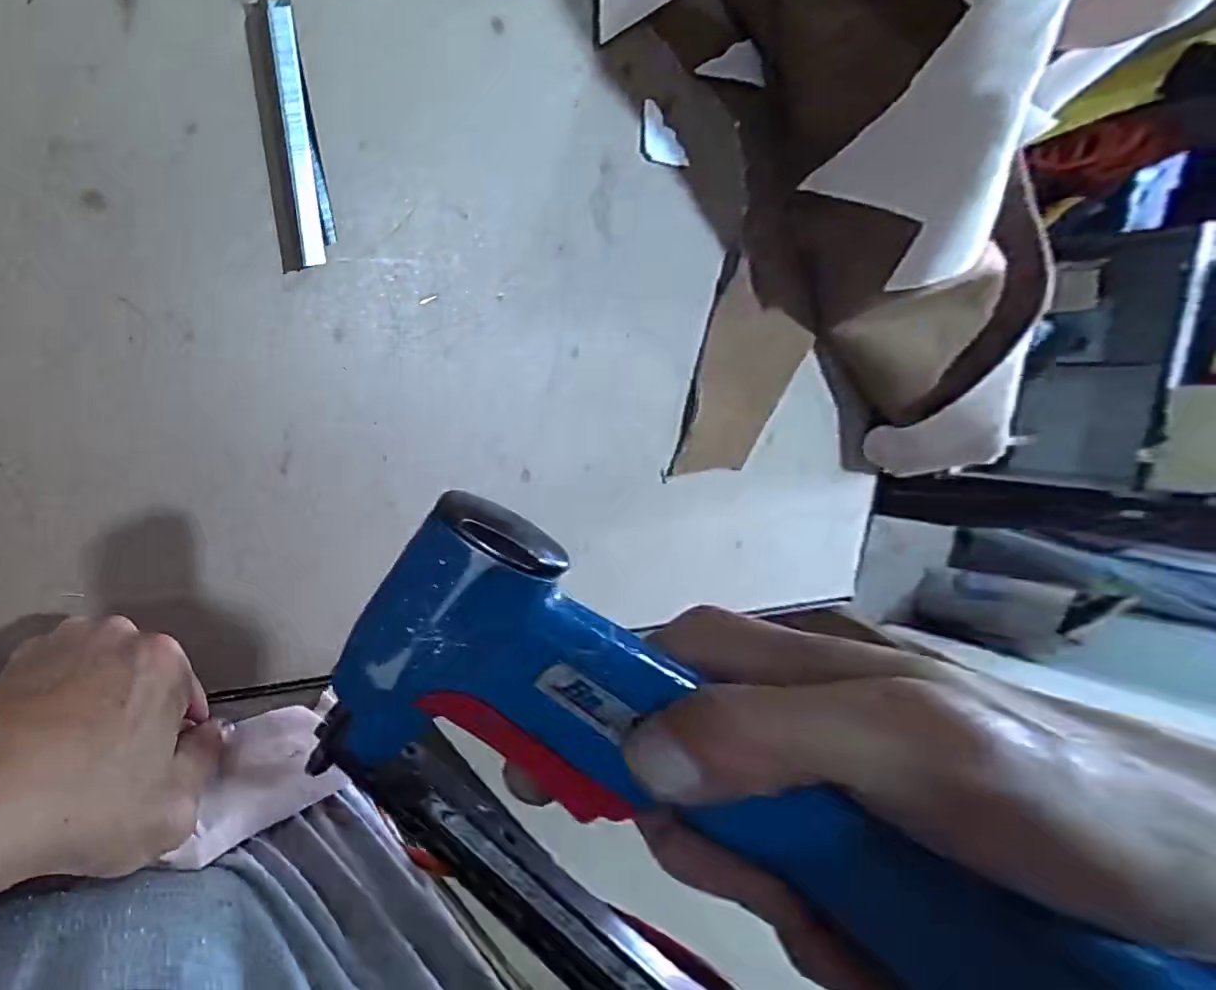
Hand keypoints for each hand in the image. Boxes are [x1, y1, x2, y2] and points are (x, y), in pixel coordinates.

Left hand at [0, 615, 227, 878]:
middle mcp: (119, 633)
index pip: (189, 698)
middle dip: (141, 711)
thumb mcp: (173, 808)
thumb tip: (212, 733)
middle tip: (118, 765)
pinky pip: (58, 674)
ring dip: (100, 699)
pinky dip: (59, 697)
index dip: (180, 738)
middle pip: (145, 676)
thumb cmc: (92, 804)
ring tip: (74, 751)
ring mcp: (66, 637)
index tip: (158, 771)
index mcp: (165, 659)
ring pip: (101, 670)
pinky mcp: (22, 653)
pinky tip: (42, 739)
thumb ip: (205, 761)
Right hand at [619, 608, 1215, 988]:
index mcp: (763, 661)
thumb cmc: (1066, 788)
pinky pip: (782, 885)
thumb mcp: (912, 739)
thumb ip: (766, 730)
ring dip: (758, 889)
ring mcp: (806, 783)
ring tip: (840, 927)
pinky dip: (810, 927)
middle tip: (744, 880)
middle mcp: (768, 711)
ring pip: (718, 832)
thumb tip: (640, 758)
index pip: (631, 659)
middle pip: (664, 759)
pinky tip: (873, 944)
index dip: (575, 700)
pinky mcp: (844, 848)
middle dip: (692, 829)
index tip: (536, 764)